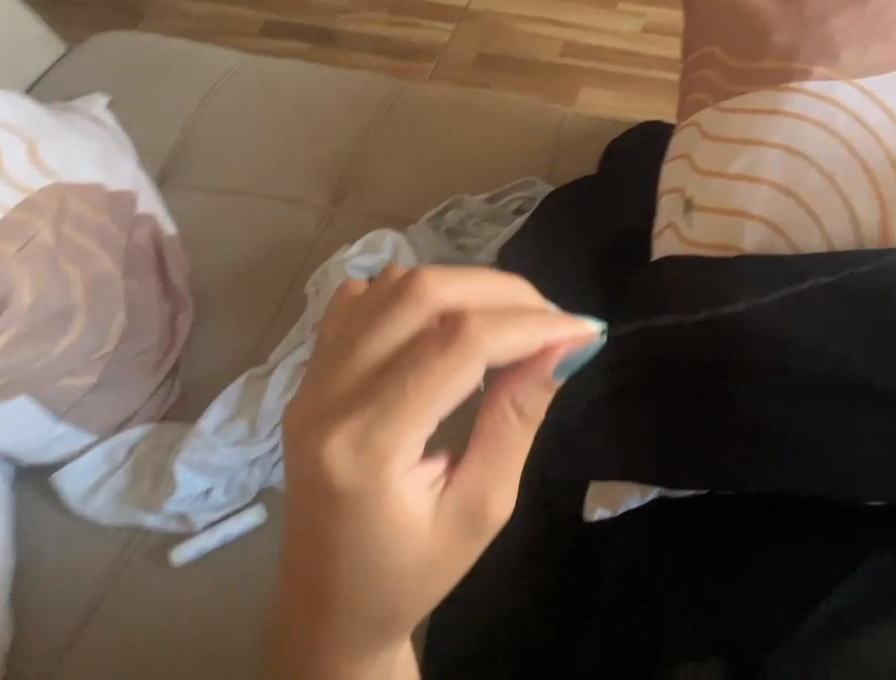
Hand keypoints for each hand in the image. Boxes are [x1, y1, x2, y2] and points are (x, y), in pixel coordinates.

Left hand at [269, 266, 602, 679]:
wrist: (326, 609)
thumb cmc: (410, 575)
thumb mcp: (482, 509)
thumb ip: (518, 418)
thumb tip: (566, 344)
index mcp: (367, 444)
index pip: (460, 344)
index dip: (531, 325)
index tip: (584, 330)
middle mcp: (327, 398)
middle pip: (424, 295)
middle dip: (504, 294)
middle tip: (553, 321)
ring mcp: (310, 381)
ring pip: (394, 286)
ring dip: (465, 286)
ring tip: (511, 320)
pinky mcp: (310, 376)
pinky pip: (361, 302)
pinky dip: (414, 292)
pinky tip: (447, 319)